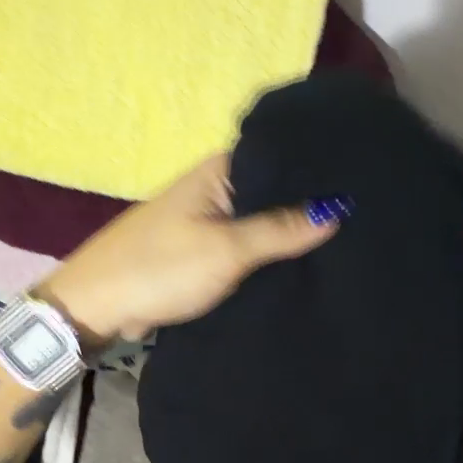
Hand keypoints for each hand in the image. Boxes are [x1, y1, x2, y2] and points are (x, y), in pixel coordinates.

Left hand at [36, 153, 347, 344]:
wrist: (97, 307)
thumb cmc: (160, 269)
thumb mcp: (226, 250)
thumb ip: (280, 230)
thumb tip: (336, 209)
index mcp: (218, 171)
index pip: (280, 156)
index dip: (319, 168)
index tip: (364, 178)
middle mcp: (215, 187)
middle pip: (274, 190)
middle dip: (310, 203)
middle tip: (365, 213)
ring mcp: (208, 218)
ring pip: (261, 220)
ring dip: (290, 231)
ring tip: (346, 235)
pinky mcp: (202, 249)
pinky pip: (246, 245)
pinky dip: (268, 253)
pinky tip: (302, 261)